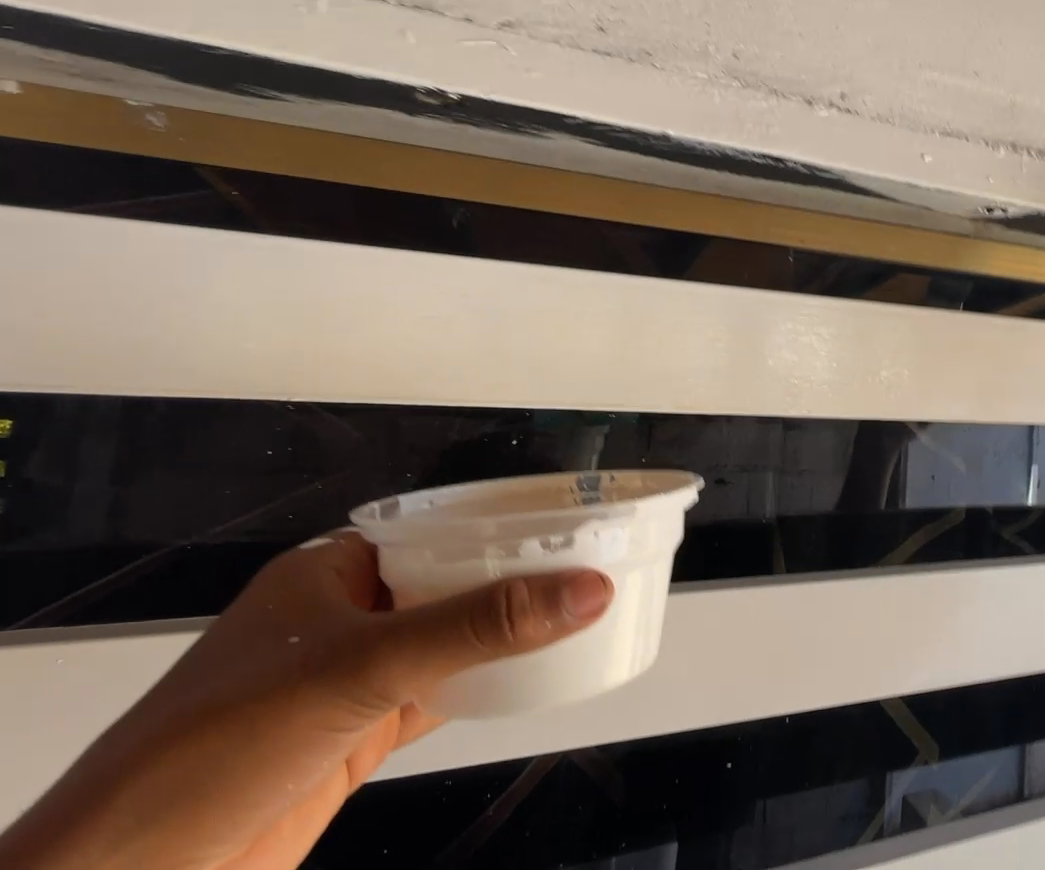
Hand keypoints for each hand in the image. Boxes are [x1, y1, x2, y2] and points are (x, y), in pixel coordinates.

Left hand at [0, 532, 612, 869]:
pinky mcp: (362, 732)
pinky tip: (540, 675)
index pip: (436, 528)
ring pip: (454, 639)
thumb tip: (593, 588)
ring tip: (585, 613)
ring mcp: (354, 677)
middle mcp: (345, 615)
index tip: (576, 521)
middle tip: (597, 566)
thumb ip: (481, 625)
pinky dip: (493, 684)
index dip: (506, 522)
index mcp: (330, 572)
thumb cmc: (225, 745)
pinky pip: (446, 691)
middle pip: (453, 583)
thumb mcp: (364, 666)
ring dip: (511, 633)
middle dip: (521, 577)